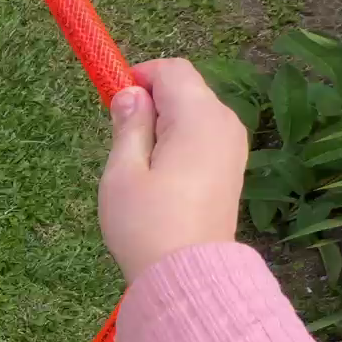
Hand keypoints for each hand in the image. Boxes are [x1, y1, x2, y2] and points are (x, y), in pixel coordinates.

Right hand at [98, 58, 249, 282]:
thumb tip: (129, 96)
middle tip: (115, 140)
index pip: (173, 72)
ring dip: (160, 128)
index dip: (140, 75)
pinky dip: (174, 144)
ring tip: (132, 166)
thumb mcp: (122, 174)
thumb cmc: (145, 223)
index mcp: (198, 118)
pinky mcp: (229, 168)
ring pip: (192, 118)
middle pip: (185, 93)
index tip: (110, 95)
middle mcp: (224, 123)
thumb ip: (127, 129)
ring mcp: (232, 146)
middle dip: (149, 104)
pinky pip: (200, 140)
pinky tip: (153, 178)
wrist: (185, 270)